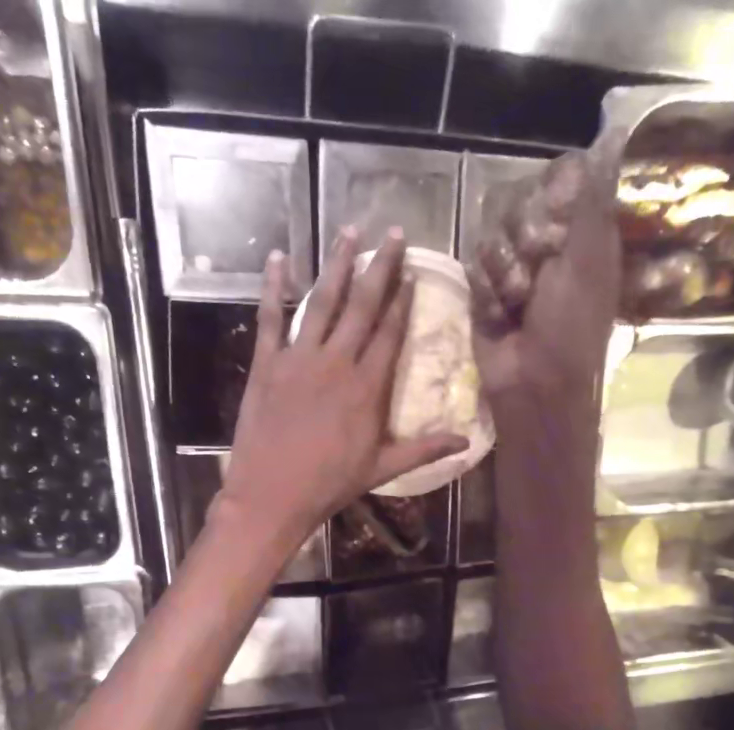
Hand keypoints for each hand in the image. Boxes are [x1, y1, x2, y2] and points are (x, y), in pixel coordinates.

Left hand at [217, 227, 469, 548]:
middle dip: (381, 268)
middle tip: (394, 234)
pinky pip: (269, 318)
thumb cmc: (329, 484)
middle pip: (363, 306)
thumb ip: (423, 450)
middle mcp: (337, 363)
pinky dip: (273, 287)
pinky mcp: (266, 365)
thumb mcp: (382, 468)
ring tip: (349, 232)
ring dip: (337, 265)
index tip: (413, 274)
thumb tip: (467, 442)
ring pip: (321, 302)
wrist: (272, 495)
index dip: (404, 302)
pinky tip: (279, 258)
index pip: (390, 333)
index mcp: (367, 387)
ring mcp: (299, 360)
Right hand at [469, 148, 619, 405]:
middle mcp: (545, 241)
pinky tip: (498, 316)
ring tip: (516, 303)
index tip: (553, 221)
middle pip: (516, 200)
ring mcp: (511, 265)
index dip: (547, 195)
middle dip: (523, 238)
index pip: (556, 177)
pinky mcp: (483, 289)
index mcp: (580, 230)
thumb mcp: (588, 258)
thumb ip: (589, 199)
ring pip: (490, 234)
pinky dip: (486, 293)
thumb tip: (611, 134)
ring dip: (503, 272)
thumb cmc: (570, 325)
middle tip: (537, 271)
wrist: (534, 382)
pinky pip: (473, 267)